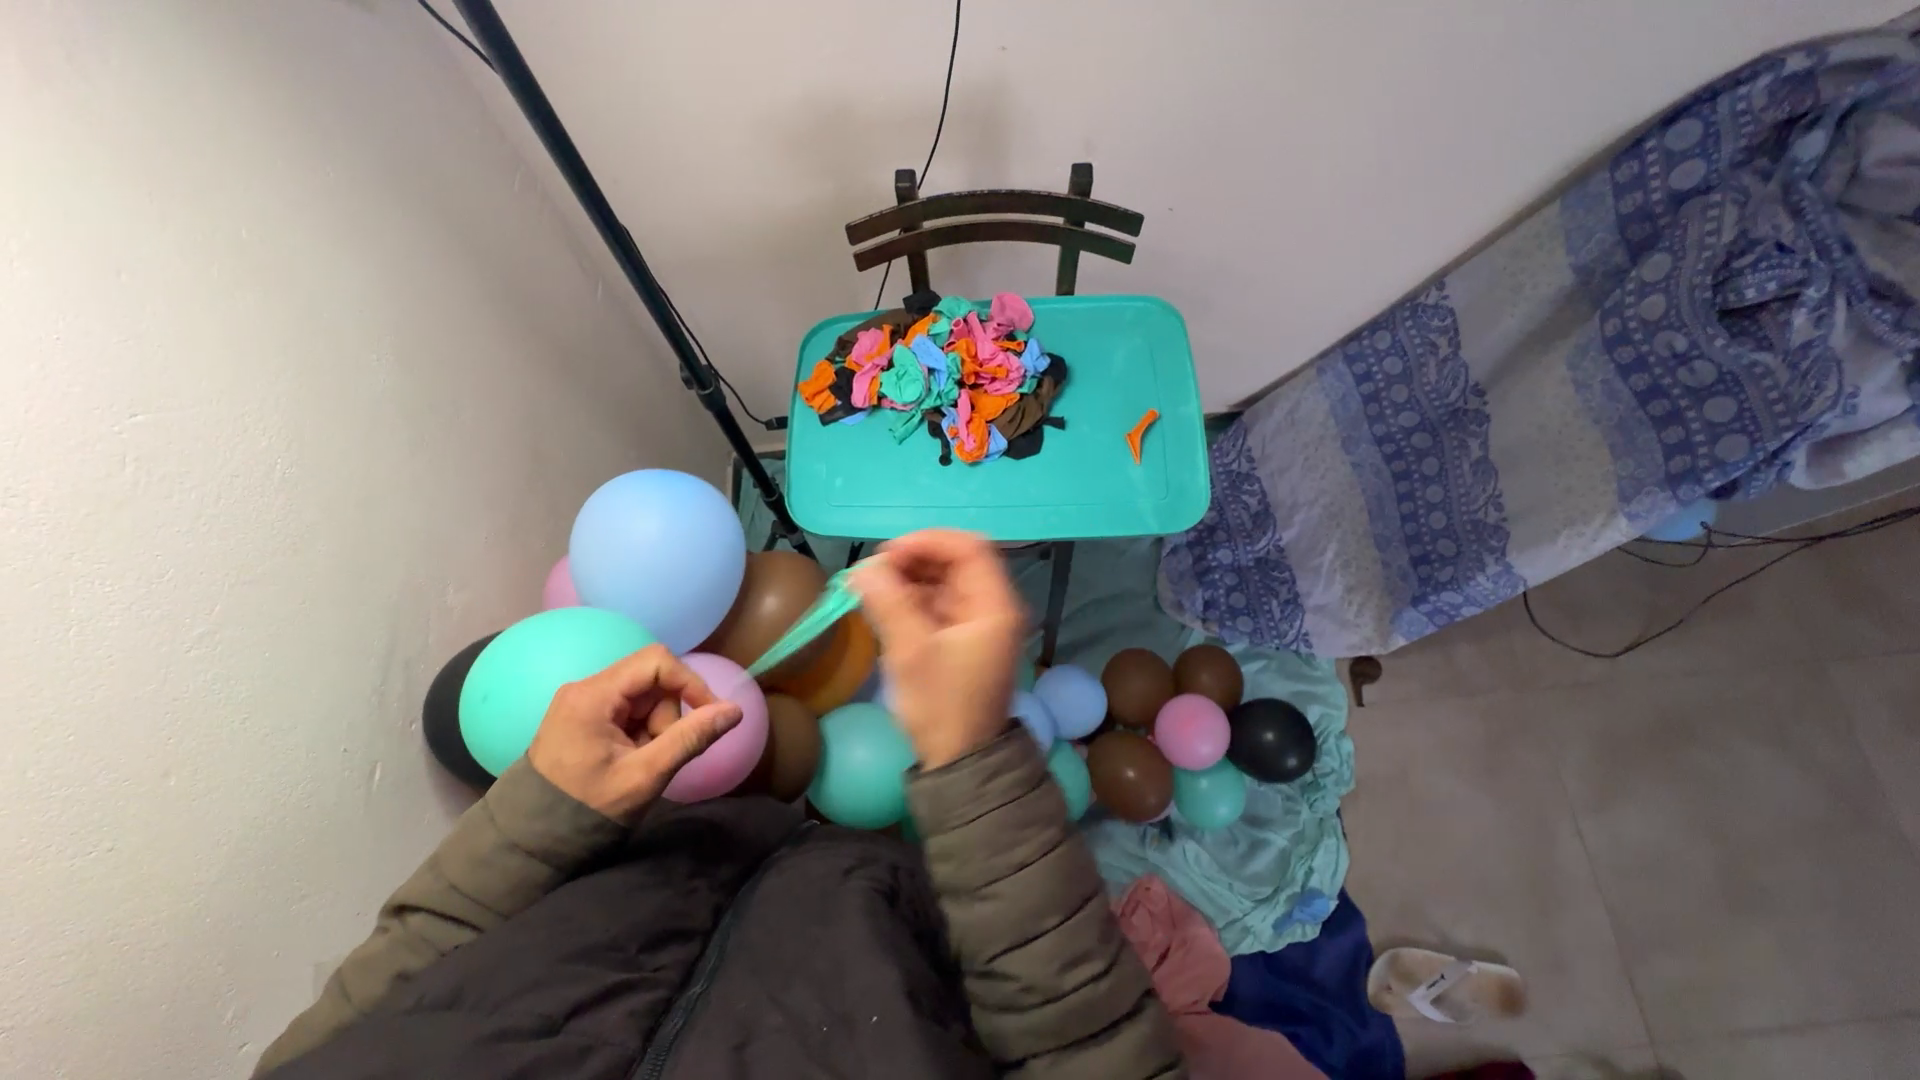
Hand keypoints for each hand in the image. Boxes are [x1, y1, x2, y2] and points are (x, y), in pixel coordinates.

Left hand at [526, 644, 742, 821]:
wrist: (532, 840)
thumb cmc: (588, 808)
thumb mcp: (645, 775)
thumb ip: (690, 738)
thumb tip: (735, 710)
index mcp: (593, 695)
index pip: (657, 662)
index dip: (690, 682)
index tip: (710, 714)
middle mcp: (585, 688)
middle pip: (651, 679)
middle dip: (669, 713)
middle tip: (661, 752)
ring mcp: (583, 701)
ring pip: (644, 695)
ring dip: (656, 724)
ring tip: (643, 761)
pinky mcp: (584, 716)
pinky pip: (629, 709)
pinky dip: (642, 730)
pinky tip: (633, 757)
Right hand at [854, 529, 1024, 768]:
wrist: (961, 763)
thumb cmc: (942, 707)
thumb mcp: (910, 652)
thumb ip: (888, 603)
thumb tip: (862, 568)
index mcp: (995, 605)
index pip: (969, 547)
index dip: (927, 541)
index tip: (888, 555)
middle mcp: (994, 607)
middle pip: (956, 561)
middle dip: (914, 560)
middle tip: (874, 574)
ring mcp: (979, 623)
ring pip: (945, 582)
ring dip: (909, 579)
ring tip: (872, 590)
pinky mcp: (963, 639)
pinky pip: (939, 604)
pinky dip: (912, 600)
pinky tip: (884, 607)